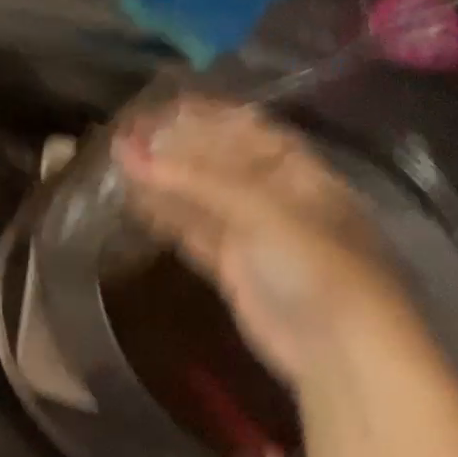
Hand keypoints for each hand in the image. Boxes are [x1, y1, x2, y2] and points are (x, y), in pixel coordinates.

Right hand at [112, 97, 411, 386]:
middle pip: (221, 164)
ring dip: (161, 179)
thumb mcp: (264, 212)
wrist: (341, 352)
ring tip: (116, 160)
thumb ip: (193, 181)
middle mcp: (280, 201)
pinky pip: (191, 230)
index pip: (254, 133)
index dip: (211, 116)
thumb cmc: (319, 268)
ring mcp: (256, 236)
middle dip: (176, 147)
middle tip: (127, 131)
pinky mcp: (232, 266)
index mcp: (304, 179)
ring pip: (200, 197)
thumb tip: (125, 150)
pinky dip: (162, 215)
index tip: (163, 103)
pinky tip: (133, 202)